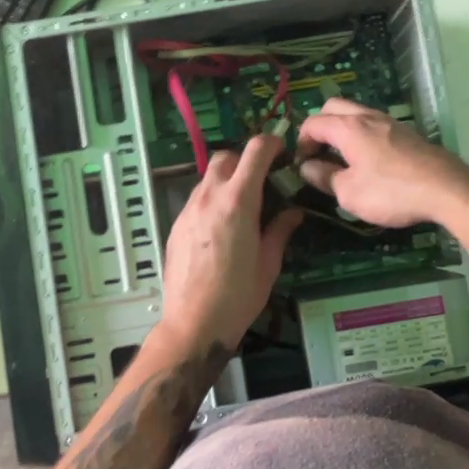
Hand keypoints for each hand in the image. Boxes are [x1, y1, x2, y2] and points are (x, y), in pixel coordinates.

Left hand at [159, 134, 303, 351]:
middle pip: (226, 157)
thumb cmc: (238, 296)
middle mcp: (209, 197)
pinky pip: (197, 199)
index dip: (272, 144)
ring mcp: (188, 210)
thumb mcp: (268, 263)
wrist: (193, 323)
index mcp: (238, 201)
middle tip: (263, 180)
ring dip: (227, 180)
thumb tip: (292, 213)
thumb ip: (280, 231)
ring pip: (208, 178)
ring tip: (244, 206)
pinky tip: (223, 227)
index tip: (282, 152)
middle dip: (246, 160)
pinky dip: (213, 200)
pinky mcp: (176, 225)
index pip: (255, 151)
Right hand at [294, 98, 468, 227]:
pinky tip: (368, 162)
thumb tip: (307, 167)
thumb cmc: (391, 192)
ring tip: (342, 160)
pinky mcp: (407, 134)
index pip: (312, 123)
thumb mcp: (349, 193)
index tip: (301, 165)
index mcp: (348, 127)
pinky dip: (362, 136)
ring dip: (342, 130)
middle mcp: (368, 117)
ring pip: (356, 114)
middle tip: (318, 154)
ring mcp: (390, 122)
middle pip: (333, 107)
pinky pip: (374, 126)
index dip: (300, 142)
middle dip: (320, 127)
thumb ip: (325, 177)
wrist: (447, 189)